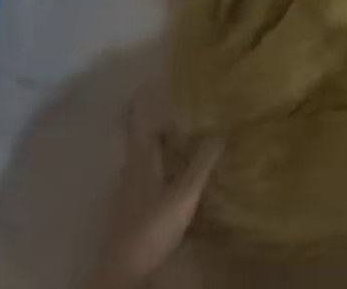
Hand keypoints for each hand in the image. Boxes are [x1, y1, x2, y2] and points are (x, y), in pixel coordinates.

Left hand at [85, 97, 225, 288]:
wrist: (123, 277)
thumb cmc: (149, 228)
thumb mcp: (183, 194)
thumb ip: (202, 162)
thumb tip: (222, 127)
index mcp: (139, 159)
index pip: (137, 119)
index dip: (144, 97)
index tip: (158, 77)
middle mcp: (132, 170)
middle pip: (149, 140)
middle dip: (169, 125)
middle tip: (196, 112)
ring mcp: (132, 194)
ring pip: (154, 163)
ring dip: (172, 152)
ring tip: (199, 145)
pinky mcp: (137, 214)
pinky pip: (156, 184)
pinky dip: (172, 177)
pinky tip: (191, 185)